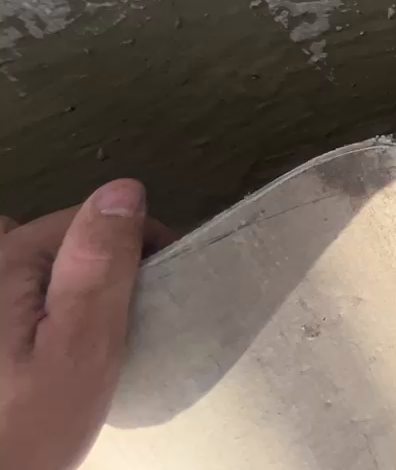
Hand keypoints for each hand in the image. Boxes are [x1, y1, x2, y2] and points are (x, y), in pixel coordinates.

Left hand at [0, 181, 171, 469]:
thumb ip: (100, 264)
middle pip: (38, 239)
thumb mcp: (83, 345)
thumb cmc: (27, 426)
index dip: (135, 239)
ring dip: (48, 279)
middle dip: (85, 258)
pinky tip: (31, 350)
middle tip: (111, 310)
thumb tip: (123, 191)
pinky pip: (9, 297)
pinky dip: (27, 304)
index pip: (85, 218)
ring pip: (16, 268)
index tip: (160, 280)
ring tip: (69, 327)